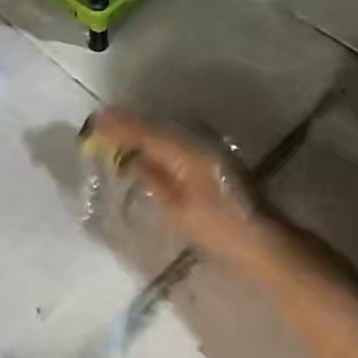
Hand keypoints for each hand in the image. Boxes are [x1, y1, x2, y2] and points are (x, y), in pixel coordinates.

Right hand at [84, 109, 257, 257]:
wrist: (262, 236)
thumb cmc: (217, 229)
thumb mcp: (177, 210)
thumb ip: (153, 180)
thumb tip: (133, 160)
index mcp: (185, 152)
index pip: (144, 133)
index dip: (119, 125)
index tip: (95, 120)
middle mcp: (197, 139)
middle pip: (156, 124)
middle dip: (129, 124)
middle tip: (103, 125)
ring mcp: (209, 143)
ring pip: (168, 128)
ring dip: (145, 129)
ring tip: (121, 134)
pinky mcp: (216, 151)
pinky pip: (180, 135)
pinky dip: (161, 137)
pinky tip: (150, 147)